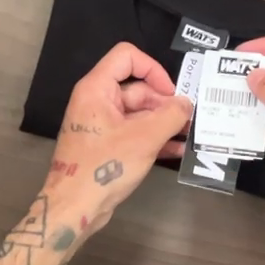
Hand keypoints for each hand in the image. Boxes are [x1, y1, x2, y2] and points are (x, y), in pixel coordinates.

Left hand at [44, 42, 192, 230]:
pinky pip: (133, 132)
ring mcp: (100, 124)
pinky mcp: (105, 145)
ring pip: (138, 113)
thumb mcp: (144, 138)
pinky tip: (176, 150)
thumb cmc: (104, 167)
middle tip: (189, 120)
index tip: (172, 93)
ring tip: (189, 134)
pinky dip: (153, 138)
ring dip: (163, 122)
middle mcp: (96, 101)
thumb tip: (187, 104)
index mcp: (97, 89)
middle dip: (164, 103)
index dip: (153, 69)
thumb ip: (171, 116)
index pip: (127, 56)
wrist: (74, 207)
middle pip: (137, 87)